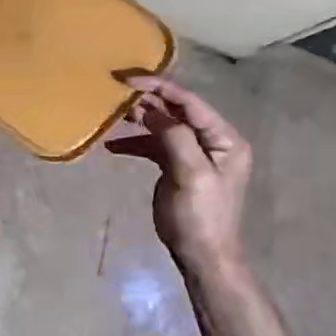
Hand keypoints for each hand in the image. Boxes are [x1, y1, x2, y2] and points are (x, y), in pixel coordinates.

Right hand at [103, 76, 252, 273]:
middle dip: (146, 100)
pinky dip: (134, 141)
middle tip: (115, 91)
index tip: (127, 79)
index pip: (189, 102)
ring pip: (162, 124)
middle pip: (175, 110)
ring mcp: (194, 152)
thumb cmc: (201, 215)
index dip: (159, 87)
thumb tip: (151, 109)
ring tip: (113, 114)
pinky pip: (153, 143)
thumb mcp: (192, 174)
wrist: (202, 255)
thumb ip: (175, 136)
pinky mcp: (176, 164)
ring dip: (138, 118)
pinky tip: (112, 146)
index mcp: (224, 138)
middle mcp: (212, 140)